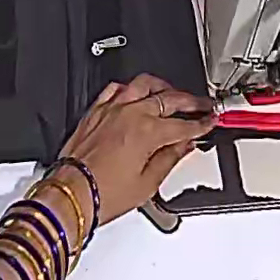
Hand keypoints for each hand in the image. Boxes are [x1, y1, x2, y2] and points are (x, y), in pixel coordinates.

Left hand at [56, 74, 214, 223]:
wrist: (69, 196)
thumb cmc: (102, 194)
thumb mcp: (147, 184)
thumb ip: (170, 158)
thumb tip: (184, 145)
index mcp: (148, 131)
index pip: (184, 124)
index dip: (201, 123)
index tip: (210, 121)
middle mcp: (131, 114)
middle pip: (170, 98)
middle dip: (191, 101)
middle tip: (202, 104)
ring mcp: (113, 109)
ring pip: (144, 84)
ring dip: (163, 86)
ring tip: (172, 92)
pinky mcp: (96, 110)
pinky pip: (116, 88)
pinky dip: (130, 88)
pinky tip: (135, 93)